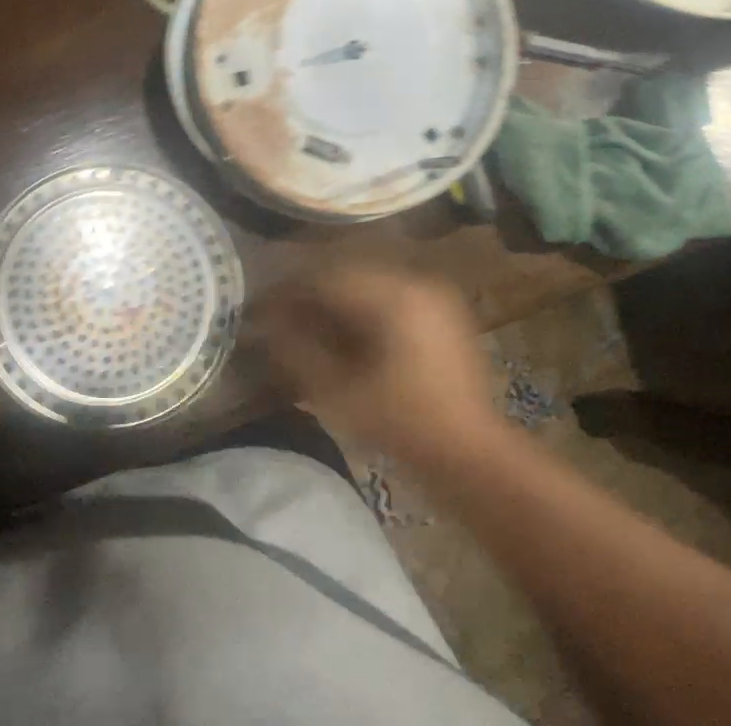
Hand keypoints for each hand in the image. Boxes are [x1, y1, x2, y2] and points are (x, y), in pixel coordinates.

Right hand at [245, 264, 511, 474]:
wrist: (472, 456)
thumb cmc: (402, 424)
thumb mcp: (337, 391)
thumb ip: (295, 349)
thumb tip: (264, 323)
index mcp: (392, 295)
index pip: (322, 277)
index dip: (284, 292)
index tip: (258, 312)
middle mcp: (415, 283)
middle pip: (344, 275)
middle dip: (307, 295)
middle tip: (277, 319)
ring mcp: (433, 298)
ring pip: (365, 285)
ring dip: (332, 302)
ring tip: (306, 328)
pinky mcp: (441, 316)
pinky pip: (388, 299)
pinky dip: (359, 311)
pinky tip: (342, 336)